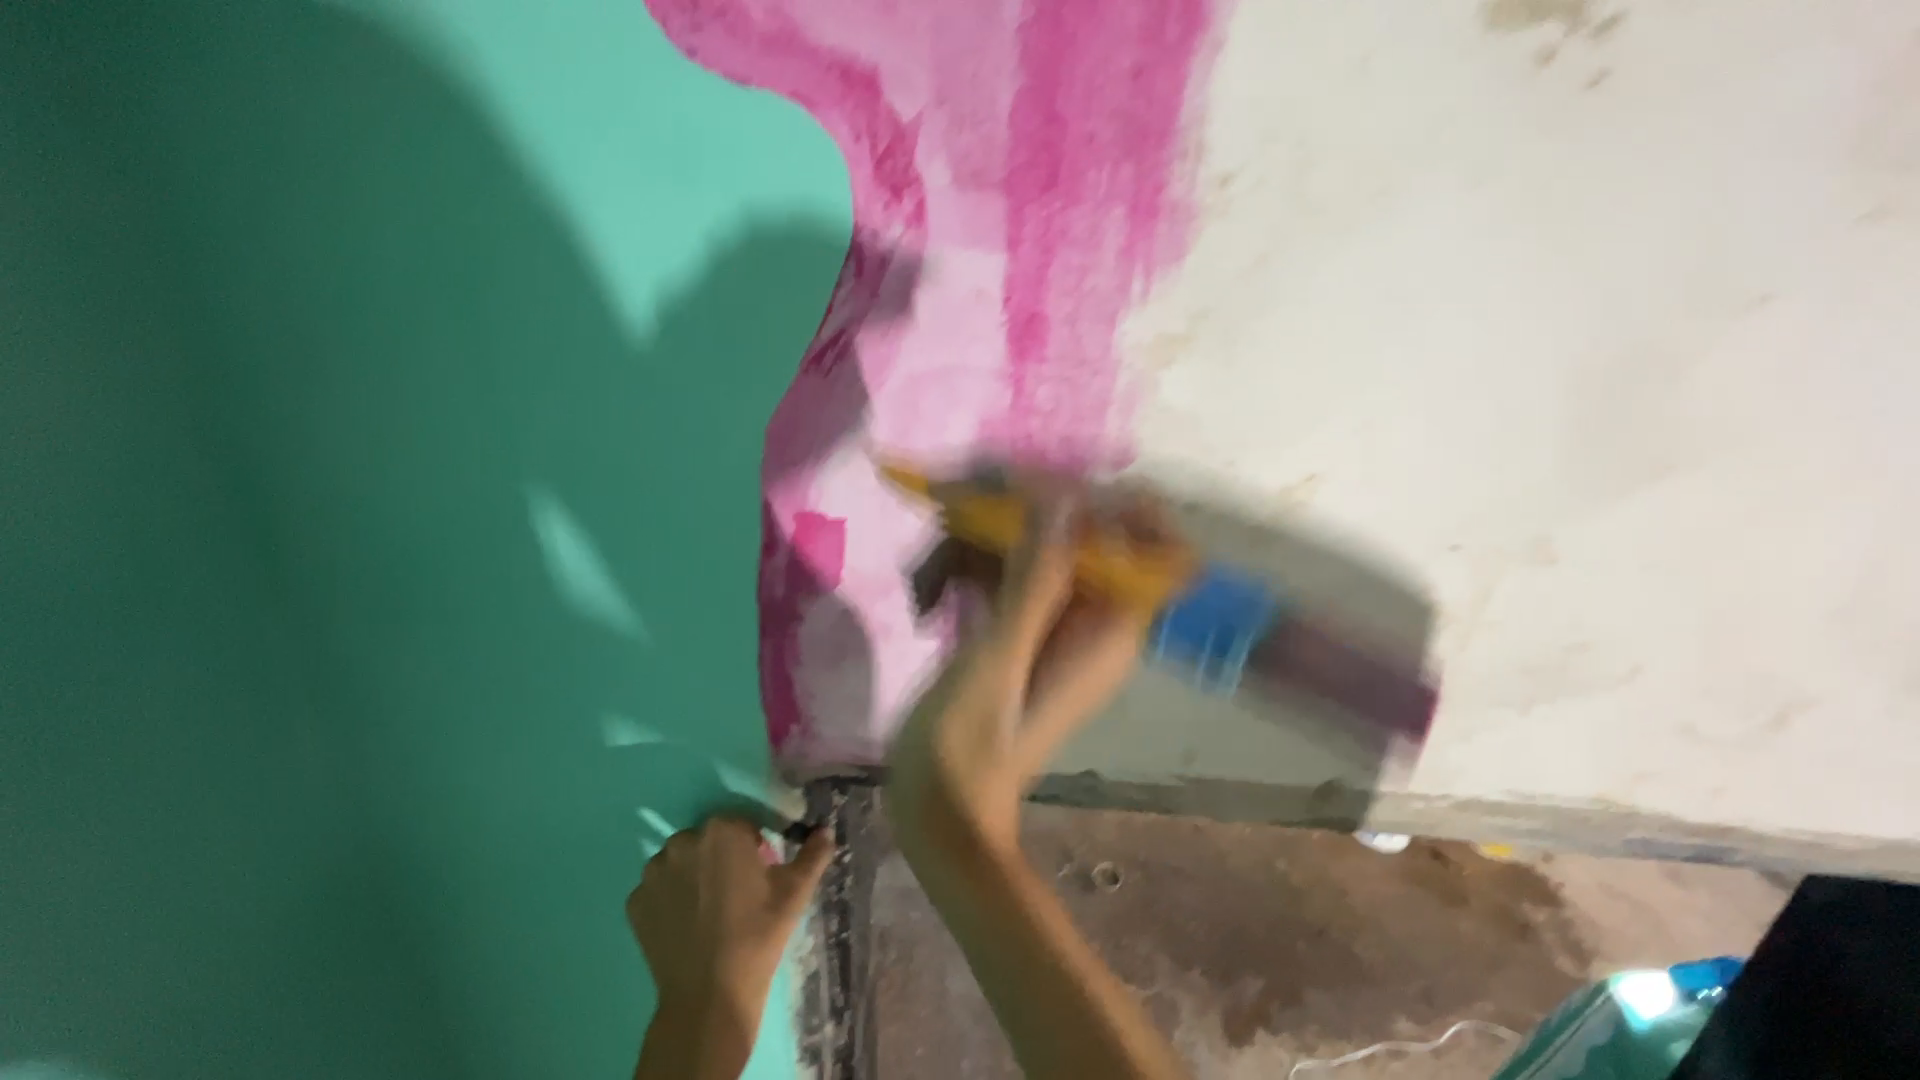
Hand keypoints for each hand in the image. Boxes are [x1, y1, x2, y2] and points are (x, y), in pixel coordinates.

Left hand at [627, 818, 832, 1035]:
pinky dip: (670, 901)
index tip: (760, 873)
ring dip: (692, 876)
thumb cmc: (758, 934)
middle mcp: (682, 842)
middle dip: (720, 858)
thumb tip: (825, 830)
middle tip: (736, 893)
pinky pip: (657, 891)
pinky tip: (686, 926)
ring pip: (679, 863)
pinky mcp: (635, 903)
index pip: (740, 825)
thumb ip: (813, 853)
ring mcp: (653, 873)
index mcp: (722, 831)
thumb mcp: (796, 892)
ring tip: (708, 911)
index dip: (753, 847)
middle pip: (706, 841)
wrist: (710, 993)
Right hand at [888, 478, 1172, 855]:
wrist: (941, 814)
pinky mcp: (1016, 629)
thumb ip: (1036, 578)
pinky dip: (961, 575)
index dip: (1113, 507)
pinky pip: (1001, 575)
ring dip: (969, 548)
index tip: (1043, 495)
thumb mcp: (998, 657)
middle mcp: (1092, 617)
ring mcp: (1052, 622)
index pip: (1158, 547)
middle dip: (1008, 519)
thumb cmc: (969, 746)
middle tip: (948, 522)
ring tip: (920, 589)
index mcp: (1112, 627)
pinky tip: (923, 602)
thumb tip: (1066, 498)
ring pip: (1027, 546)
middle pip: (1076, 531)